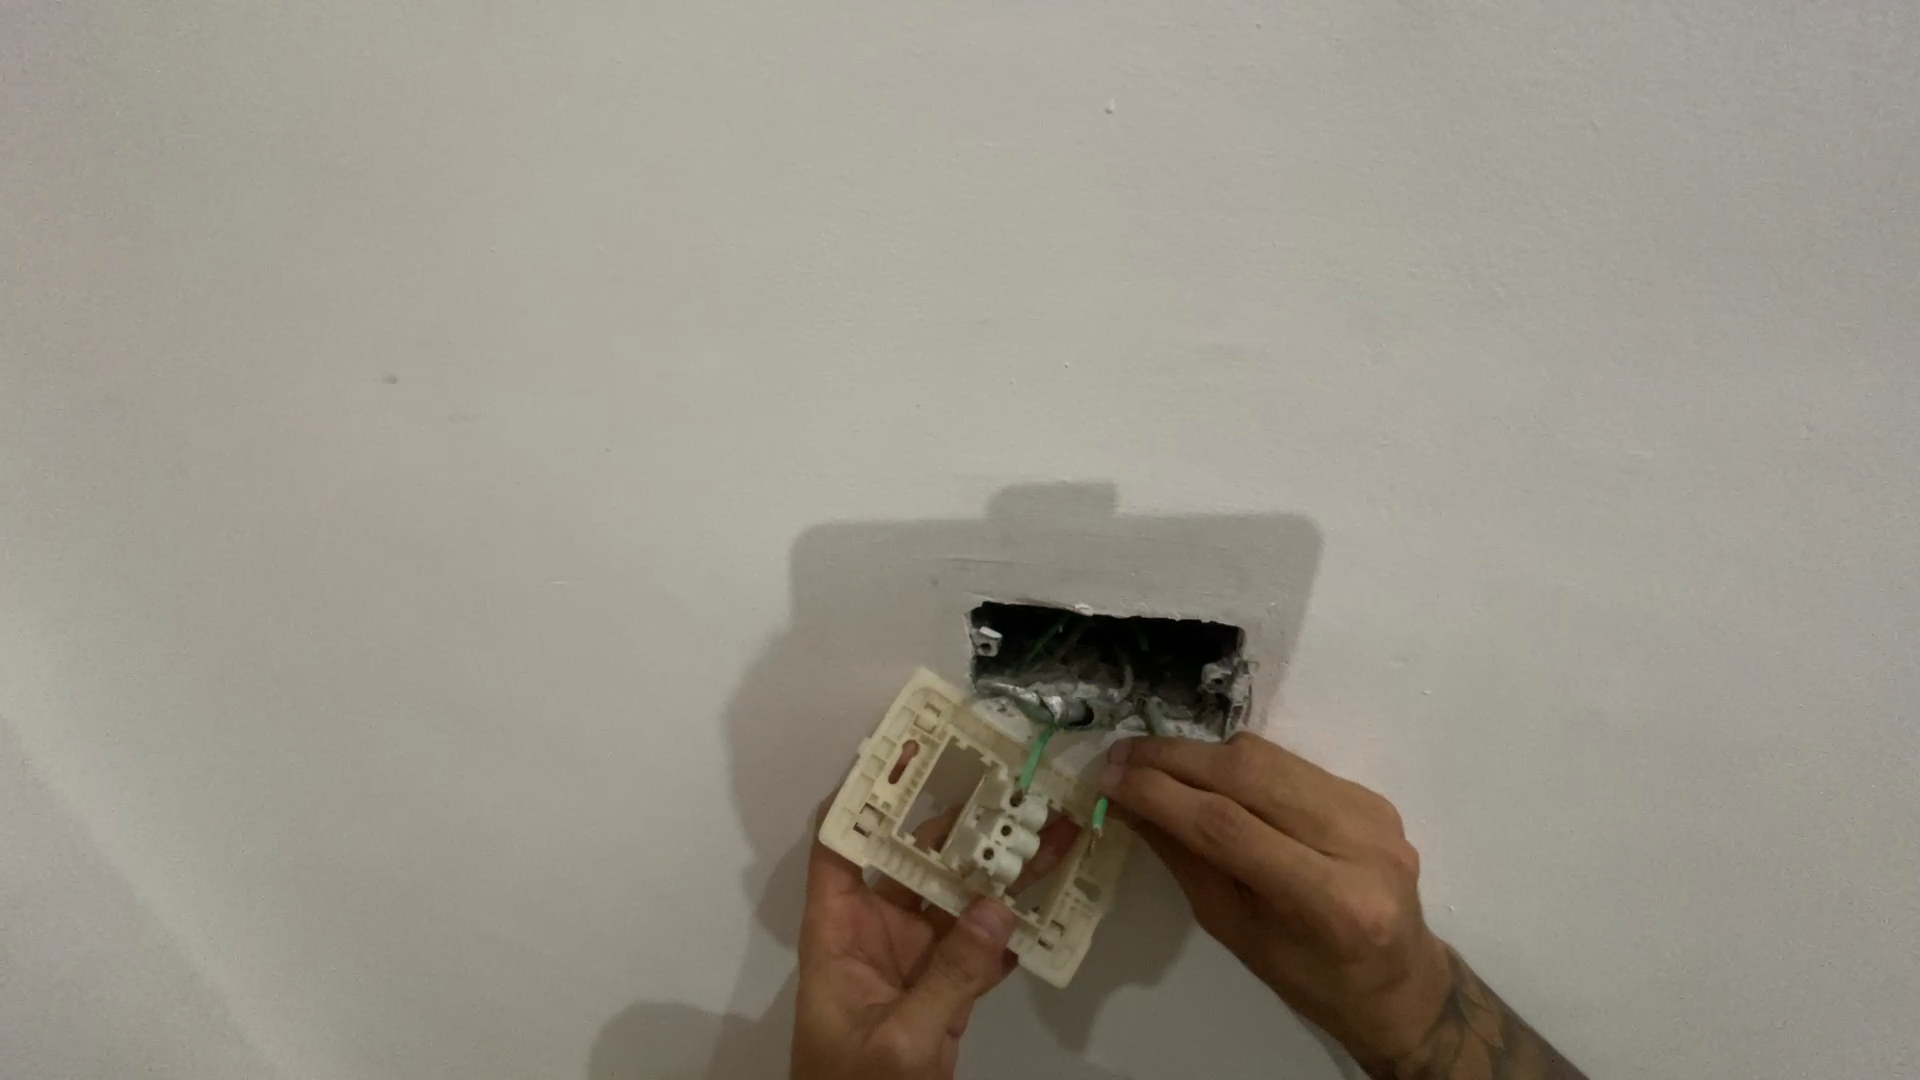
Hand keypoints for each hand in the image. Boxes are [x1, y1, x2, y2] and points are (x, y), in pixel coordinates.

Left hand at [792, 799, 1078, 1079]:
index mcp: (841, 929)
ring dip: (998, 870)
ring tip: (1043, 833)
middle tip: (998, 784)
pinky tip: (1046, 899)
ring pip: (957, 898)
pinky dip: (1012, 925)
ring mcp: (914, 959)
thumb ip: (950, 975)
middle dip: (957, 823)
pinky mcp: (945, 990)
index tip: (899, 753)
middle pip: (913, 858)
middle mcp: (876, 930)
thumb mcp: (900, 1041)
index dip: (862, 794)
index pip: (840, 844)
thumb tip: (997, 907)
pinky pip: (980, 944)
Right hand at [1098, 733, 1452, 1067]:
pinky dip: (1234, 762)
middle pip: (1247, 774)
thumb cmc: (1307, 974)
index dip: (1159, 794)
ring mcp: (1369, 812)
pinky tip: (1208, 775)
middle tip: (1120, 757)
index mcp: (1329, 902)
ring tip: (1152, 761)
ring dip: (1197, 753)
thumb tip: (1127, 799)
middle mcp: (1359, 844)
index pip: (1226, 826)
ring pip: (1262, 755)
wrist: (1398, 980)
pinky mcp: (1369, 792)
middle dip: (1171, 758)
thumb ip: (1181, 855)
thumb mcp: (1231, 926)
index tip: (1108, 778)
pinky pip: (1283, 759)